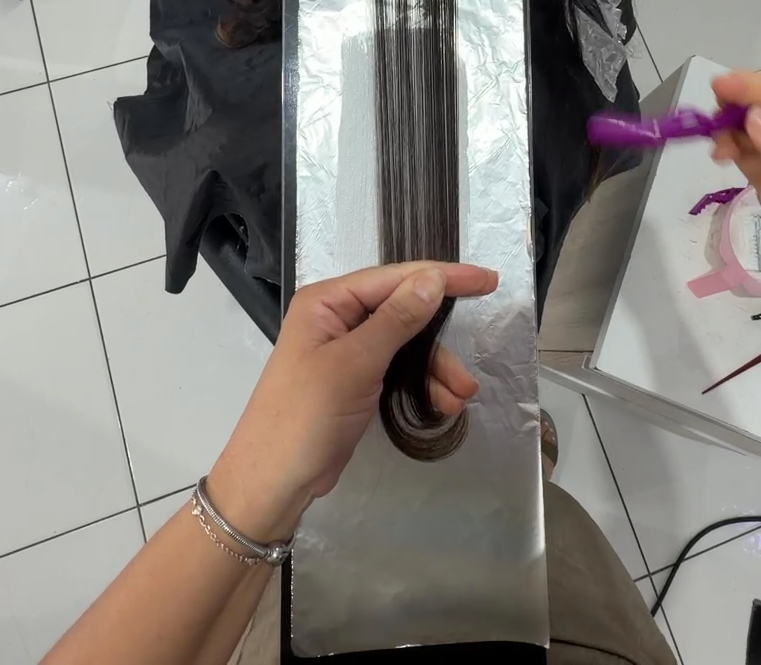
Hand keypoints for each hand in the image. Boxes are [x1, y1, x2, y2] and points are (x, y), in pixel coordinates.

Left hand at [206, 261, 496, 540]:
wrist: (273, 484)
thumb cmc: (306, 415)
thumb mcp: (355, 363)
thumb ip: (397, 318)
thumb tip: (434, 278)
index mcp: (328, 300)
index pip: (395, 277)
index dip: (444, 276)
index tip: (487, 280)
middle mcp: (337, 317)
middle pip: (404, 310)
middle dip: (440, 338)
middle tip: (482, 347)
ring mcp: (346, 350)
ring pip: (406, 344)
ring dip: (435, 368)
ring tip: (463, 396)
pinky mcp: (355, 380)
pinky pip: (398, 369)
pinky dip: (422, 385)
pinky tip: (443, 406)